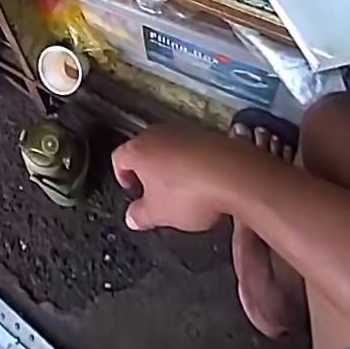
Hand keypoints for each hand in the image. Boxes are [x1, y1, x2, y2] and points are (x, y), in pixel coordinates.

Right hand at [112, 127, 268, 232]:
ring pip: (168, 148)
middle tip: (156, 195)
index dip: (122, 176)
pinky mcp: (205, 134)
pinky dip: (192, 163)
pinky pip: (191, 149)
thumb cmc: (187, 193)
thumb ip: (140, 215)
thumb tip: (131, 217)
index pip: (118, 158)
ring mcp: (181, 131)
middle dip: (147, 172)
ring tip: (183, 191)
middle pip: (143, 150)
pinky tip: (204, 182)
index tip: (132, 192)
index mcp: (137, 150)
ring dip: (171, 166)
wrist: (232, 173)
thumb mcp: (159, 214)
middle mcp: (156, 134)